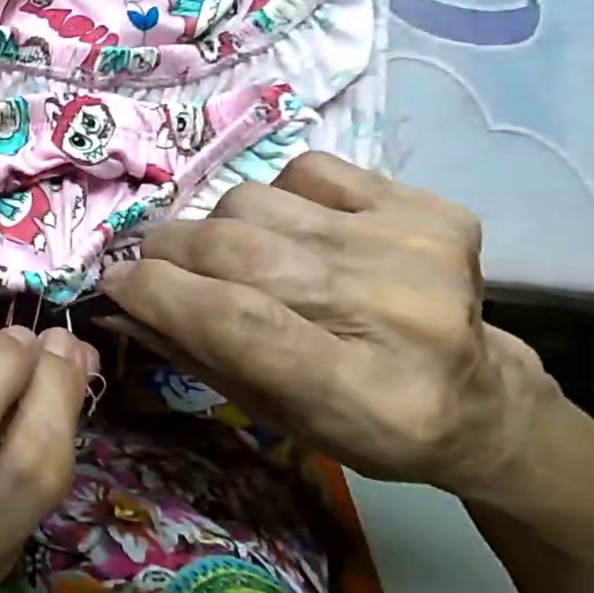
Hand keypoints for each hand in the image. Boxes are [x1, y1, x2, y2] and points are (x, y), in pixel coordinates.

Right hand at [99, 152, 558, 495]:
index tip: (112, 280)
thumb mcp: (265, 411)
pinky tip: (296, 232)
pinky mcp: (425, 207)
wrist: (480, 396)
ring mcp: (413, 249)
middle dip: (167, 251)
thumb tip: (113, 300)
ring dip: (217, 227)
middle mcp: (394, 312)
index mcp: (357, 392)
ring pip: (252, 201)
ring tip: (235, 256)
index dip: (155, 291)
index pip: (232, 319)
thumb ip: (187, 352)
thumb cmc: (357, 422)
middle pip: (234, 249)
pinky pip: (302, 170)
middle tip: (154, 265)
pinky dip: (276, 198)